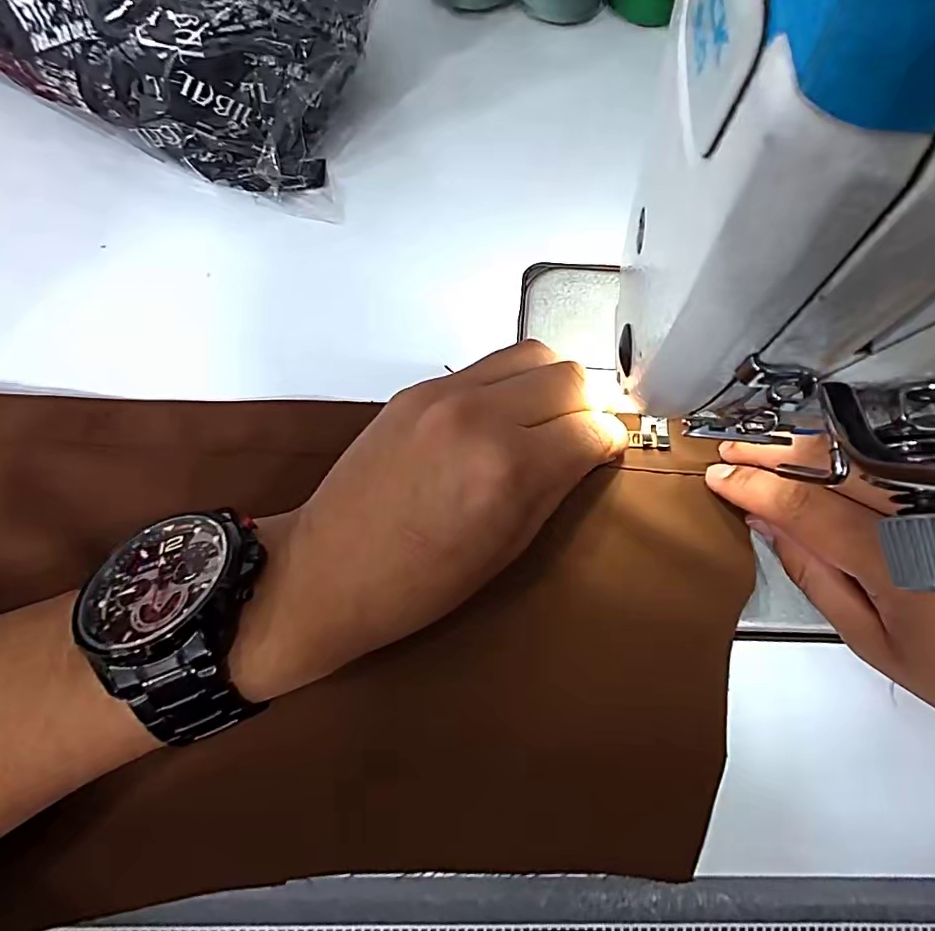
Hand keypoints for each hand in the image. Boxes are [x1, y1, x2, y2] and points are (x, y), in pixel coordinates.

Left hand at [233, 341, 628, 700]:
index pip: (592, 426)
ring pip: (533, 352)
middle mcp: (481, 416)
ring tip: (544, 418)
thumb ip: (559, 484)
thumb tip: (591, 447)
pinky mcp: (418, 388)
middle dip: (587, 405)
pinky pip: (489, 364)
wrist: (326, 570)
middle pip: (569, 375)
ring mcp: (445, 394)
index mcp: (510, 468)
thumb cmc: (419, 581)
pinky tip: (503, 415)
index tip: (605, 448)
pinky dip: (511, 382)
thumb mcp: (509, 546)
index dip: (608, 439)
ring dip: (551, 383)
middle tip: (578, 433)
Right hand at [704, 437, 934, 746]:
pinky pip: (909, 450)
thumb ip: (816, 575)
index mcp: (903, 564)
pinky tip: (836, 457)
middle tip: (736, 452)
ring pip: (866, 444)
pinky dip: (863, 450)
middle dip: (772, 450)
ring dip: (810, 443)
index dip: (752, 484)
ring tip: (772, 451)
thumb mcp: (880, 646)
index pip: (803, 503)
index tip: (721, 477)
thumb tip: (769, 526)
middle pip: (831, 457)